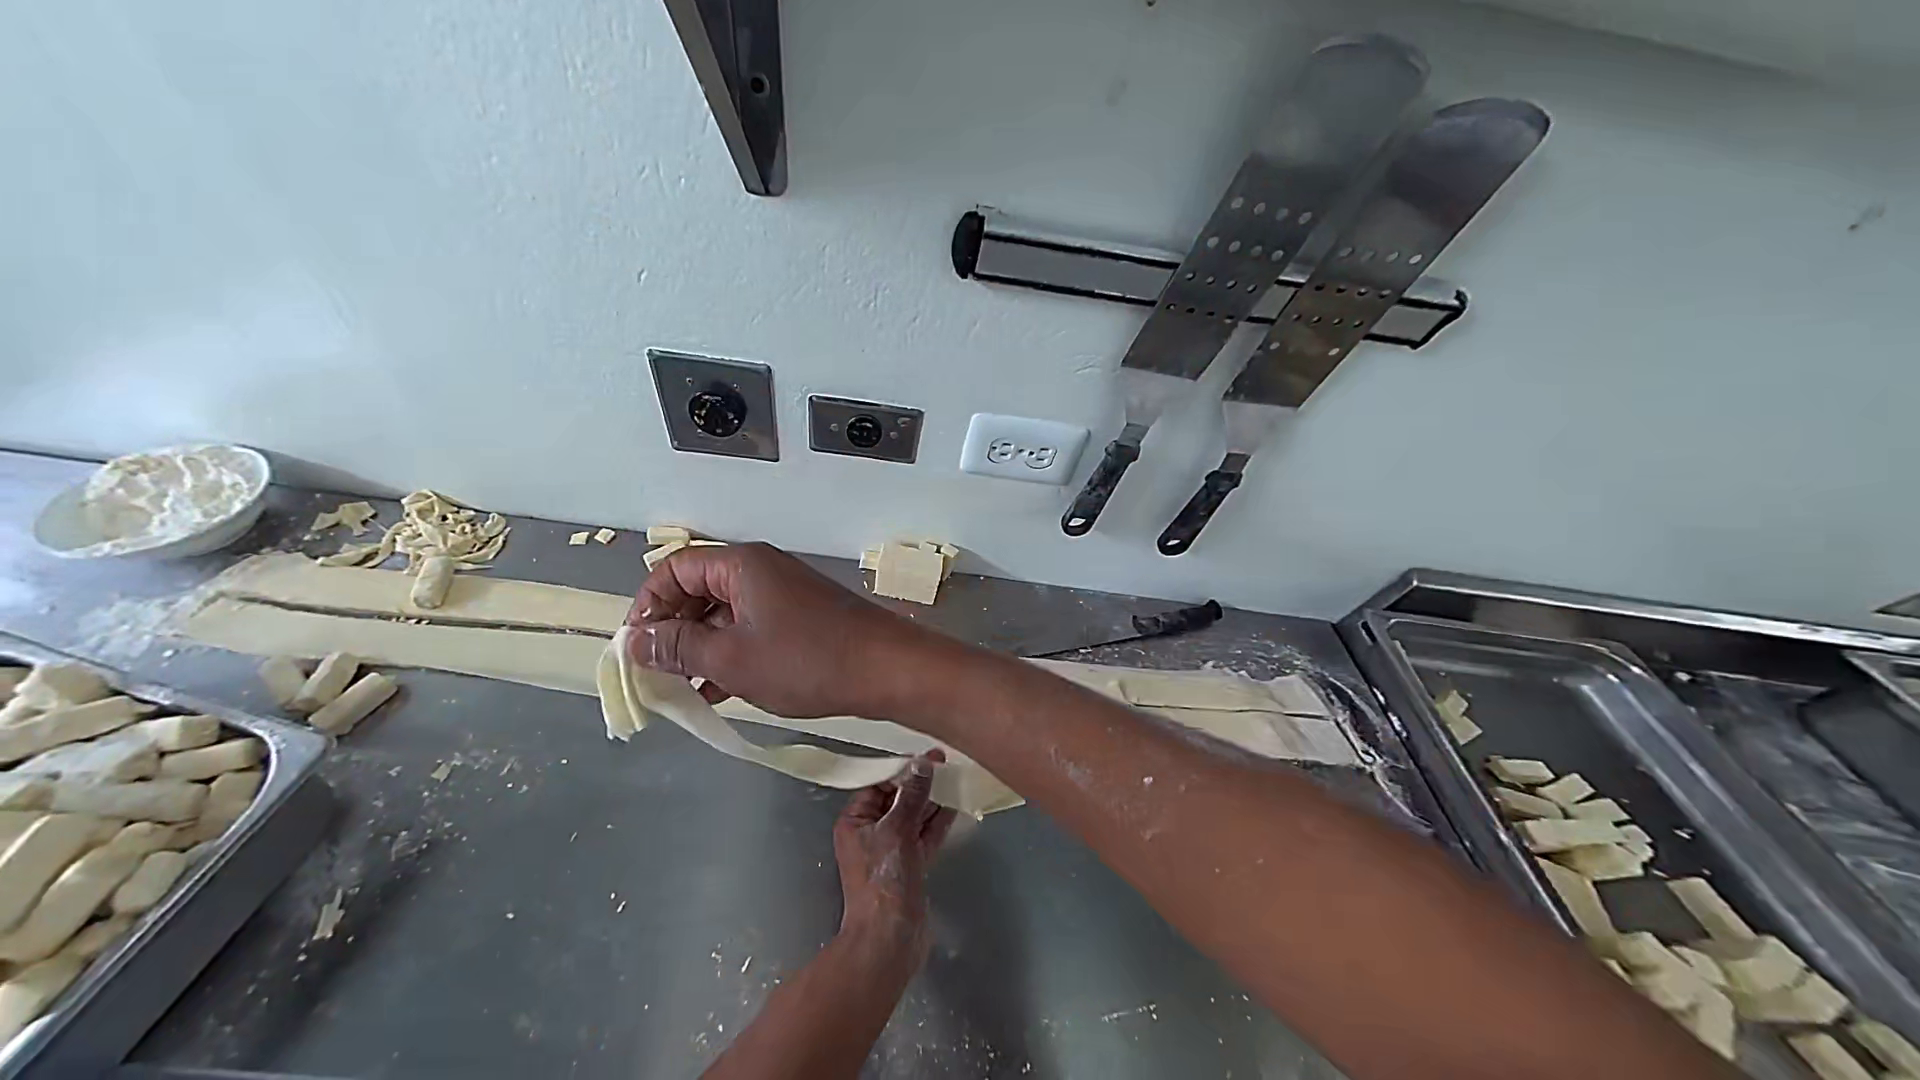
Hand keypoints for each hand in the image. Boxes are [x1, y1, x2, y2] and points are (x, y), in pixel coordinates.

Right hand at [626, 542, 943, 718]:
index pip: (674, 569)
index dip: (646, 605)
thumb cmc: (806, 660)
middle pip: (698, 590)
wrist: (887, 669)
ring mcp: (784, 595)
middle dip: (672, 630)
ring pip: (724, 615)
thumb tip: (637, 640)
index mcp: (741, 565)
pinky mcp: (800, 619)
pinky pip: (751, 630)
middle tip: (655, 673)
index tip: (634, 646)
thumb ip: (679, 647)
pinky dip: (730, 655)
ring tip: (681, 690)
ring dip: (700, 648)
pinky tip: (717, 693)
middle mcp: (761, 570)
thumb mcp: (731, 658)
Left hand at [832, 752, 956, 953]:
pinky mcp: (910, 864)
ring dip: (932, 800)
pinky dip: (938, 821)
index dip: (903, 769)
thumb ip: (912, 796)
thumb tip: (924, 763)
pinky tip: (954, 804)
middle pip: (898, 798)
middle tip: (946, 763)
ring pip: (914, 816)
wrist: (889, 940)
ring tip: (954, 778)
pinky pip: (925, 835)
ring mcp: (892, 850)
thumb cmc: (884, 881)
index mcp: (855, 821)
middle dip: (920, 782)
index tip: (928, 756)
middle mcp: (871, 832)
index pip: (879, 784)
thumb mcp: (897, 830)